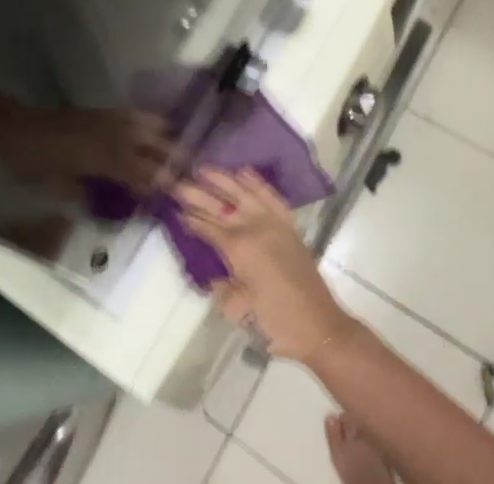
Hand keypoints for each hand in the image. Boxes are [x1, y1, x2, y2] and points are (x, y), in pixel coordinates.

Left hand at [0, 106, 172, 198]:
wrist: (14, 128)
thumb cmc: (32, 162)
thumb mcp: (56, 186)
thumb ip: (83, 194)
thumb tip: (104, 203)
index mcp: (103, 158)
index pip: (142, 174)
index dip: (160, 186)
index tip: (177, 197)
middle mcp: (112, 137)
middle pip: (154, 147)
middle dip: (173, 161)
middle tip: (191, 174)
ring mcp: (108, 120)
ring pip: (149, 126)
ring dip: (167, 140)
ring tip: (182, 151)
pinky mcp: (101, 112)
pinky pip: (134, 115)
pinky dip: (150, 122)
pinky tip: (157, 129)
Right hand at [174, 169, 358, 360]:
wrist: (319, 325)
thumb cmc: (275, 320)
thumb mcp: (238, 308)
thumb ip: (220, 287)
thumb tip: (211, 274)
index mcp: (238, 248)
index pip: (207, 227)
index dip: (190, 219)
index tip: (174, 208)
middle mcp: (254, 228)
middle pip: (220, 206)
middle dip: (197, 194)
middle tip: (178, 182)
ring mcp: (274, 224)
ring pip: (244, 193)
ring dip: (224, 180)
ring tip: (205, 168)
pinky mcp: (289, 226)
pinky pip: (271, 197)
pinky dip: (258, 183)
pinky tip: (245, 173)